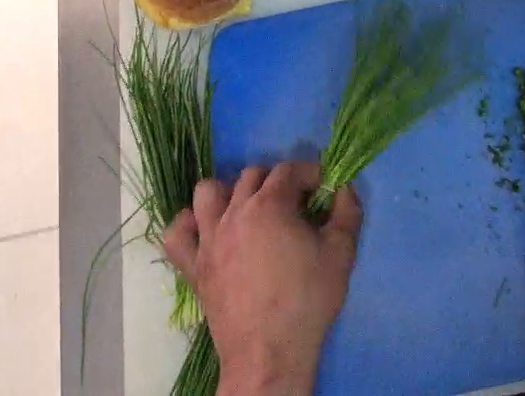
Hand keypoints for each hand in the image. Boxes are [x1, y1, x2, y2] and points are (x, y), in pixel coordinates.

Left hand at [165, 163, 362, 395]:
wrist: (269, 355)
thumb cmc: (307, 301)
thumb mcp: (342, 253)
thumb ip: (348, 212)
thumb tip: (344, 190)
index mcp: (270, 205)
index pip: (289, 170)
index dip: (310, 174)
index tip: (323, 190)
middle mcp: (234, 213)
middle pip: (252, 175)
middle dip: (276, 181)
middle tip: (295, 205)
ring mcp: (209, 239)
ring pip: (208, 192)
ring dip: (229, 194)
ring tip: (249, 212)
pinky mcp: (194, 266)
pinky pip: (176, 234)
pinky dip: (189, 226)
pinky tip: (208, 232)